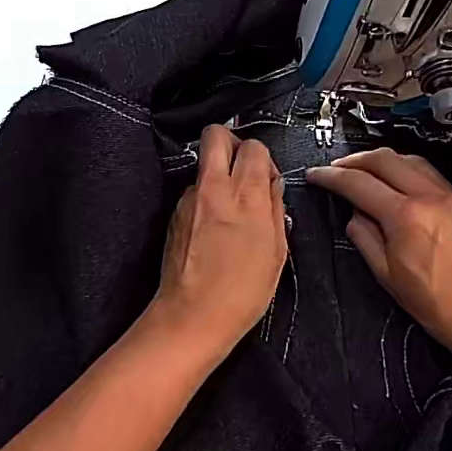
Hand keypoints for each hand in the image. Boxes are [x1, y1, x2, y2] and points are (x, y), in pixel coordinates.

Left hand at [152, 125, 287, 352]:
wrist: (193, 316)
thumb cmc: (241, 291)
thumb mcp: (277, 250)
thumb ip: (275, 208)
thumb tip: (273, 187)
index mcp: (246, 194)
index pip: (254, 146)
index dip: (263, 158)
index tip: (268, 177)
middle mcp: (214, 188)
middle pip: (216, 134)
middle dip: (231, 141)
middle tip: (243, 166)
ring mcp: (189, 200)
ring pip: (203, 165)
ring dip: (217, 175)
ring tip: (230, 209)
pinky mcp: (174, 215)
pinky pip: (193, 192)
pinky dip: (205, 199)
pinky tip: (214, 229)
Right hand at [307, 149, 451, 363]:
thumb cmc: (444, 310)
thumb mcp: (389, 279)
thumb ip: (365, 239)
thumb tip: (356, 216)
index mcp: (406, 216)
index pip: (358, 183)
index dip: (331, 177)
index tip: (318, 175)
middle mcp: (433, 198)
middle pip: (385, 159)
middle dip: (355, 160)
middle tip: (339, 169)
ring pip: (415, 162)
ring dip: (387, 162)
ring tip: (371, 173)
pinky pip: (440, 180)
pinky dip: (416, 178)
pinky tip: (410, 192)